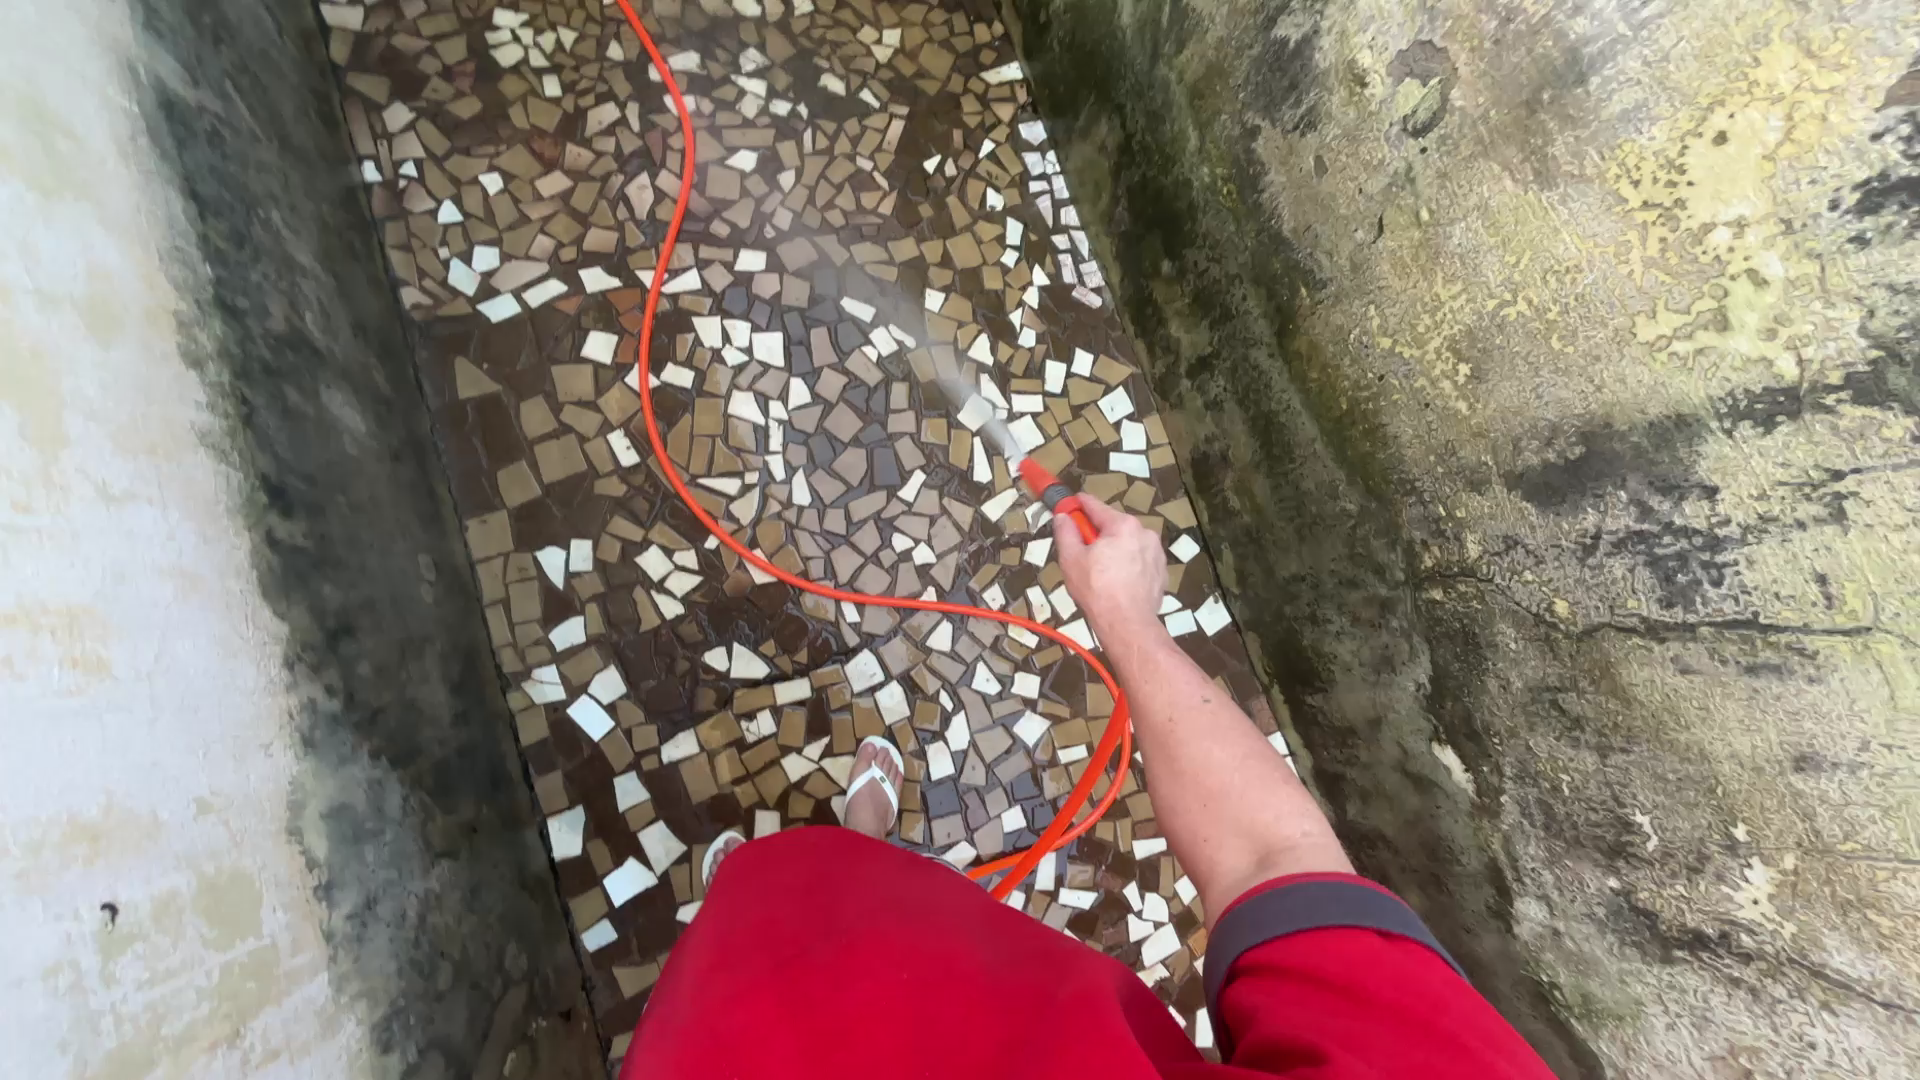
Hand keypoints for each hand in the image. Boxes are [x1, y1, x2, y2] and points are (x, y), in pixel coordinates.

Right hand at [1052, 495, 1167, 646]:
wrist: (1128, 624)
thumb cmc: (1096, 589)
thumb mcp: (1071, 559)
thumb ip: (1066, 532)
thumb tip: (1063, 516)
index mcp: (1123, 525)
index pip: (1095, 505)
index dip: (1077, 505)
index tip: (1067, 506)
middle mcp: (1144, 532)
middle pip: (1113, 525)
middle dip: (1096, 535)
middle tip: (1082, 553)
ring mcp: (1156, 552)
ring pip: (1127, 543)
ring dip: (1113, 550)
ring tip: (1100, 573)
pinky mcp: (1161, 571)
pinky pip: (1139, 560)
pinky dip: (1128, 565)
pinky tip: (1117, 583)